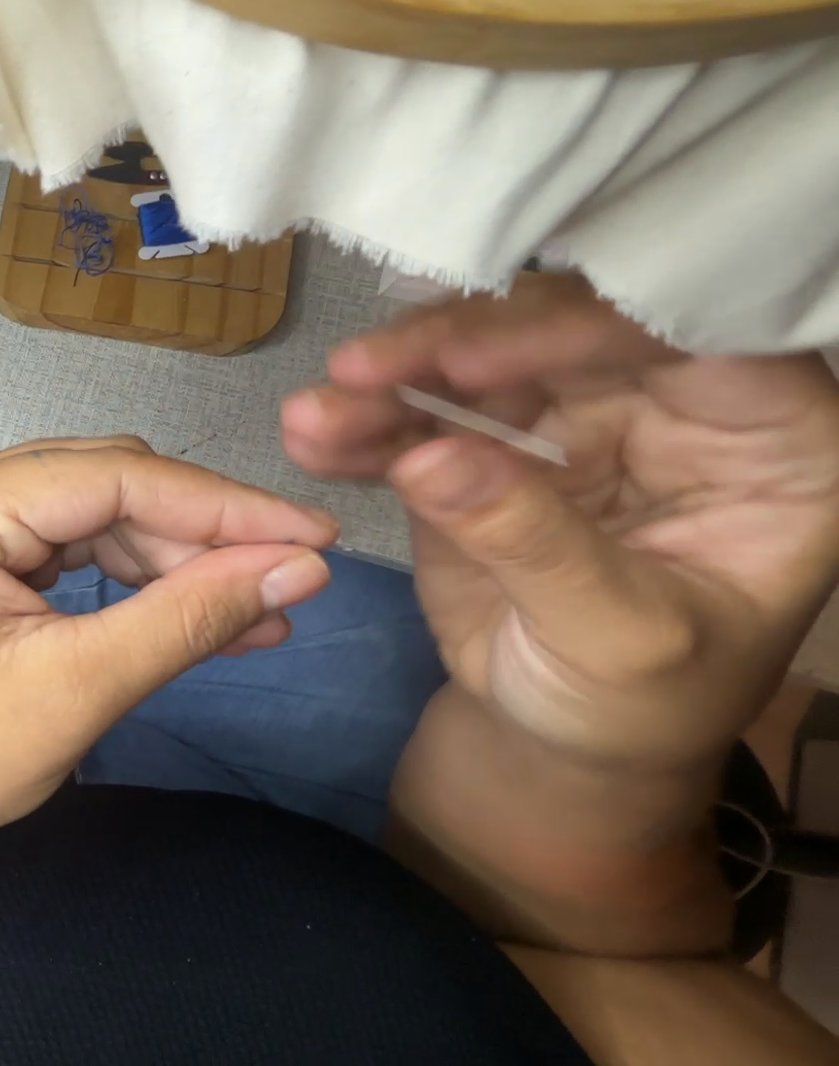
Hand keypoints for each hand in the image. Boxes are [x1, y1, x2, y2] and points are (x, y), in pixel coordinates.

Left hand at [0, 437, 338, 857]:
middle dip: (204, 533)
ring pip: (104, 511)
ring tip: (264, 607)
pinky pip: (82, 541)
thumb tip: (301, 566)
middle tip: (295, 575)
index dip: (221, 504)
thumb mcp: (78, 688)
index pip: (111, 477)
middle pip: (109, 484)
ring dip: (181, 559)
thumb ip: (189, 617)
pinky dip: (143, 575)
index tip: (315, 535)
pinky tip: (210, 610)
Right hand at [282, 276, 838, 771]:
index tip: (467, 362)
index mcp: (758, 442)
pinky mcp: (468, 459)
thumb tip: (429, 460)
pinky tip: (307, 443)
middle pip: (550, 344)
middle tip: (356, 368)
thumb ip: (535, 544)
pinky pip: (408, 430)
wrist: (556, 731)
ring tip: (309, 415)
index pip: (687, 345)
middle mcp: (654, 413)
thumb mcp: (616, 636)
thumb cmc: (637, 698)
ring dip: (380, 392)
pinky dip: (356, 436)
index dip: (578, 335)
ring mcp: (552, 431)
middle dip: (445, 349)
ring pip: (462, 378)